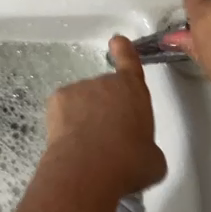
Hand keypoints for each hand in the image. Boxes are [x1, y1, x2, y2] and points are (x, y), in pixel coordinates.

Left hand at [43, 36, 167, 195]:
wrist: (88, 170)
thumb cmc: (129, 163)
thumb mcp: (153, 159)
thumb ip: (147, 145)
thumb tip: (140, 151)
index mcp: (133, 91)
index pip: (129, 62)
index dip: (124, 51)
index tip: (117, 41)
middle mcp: (105, 82)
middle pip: (106, 91)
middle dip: (106, 109)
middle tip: (109, 140)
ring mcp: (79, 88)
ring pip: (83, 102)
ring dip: (86, 117)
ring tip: (89, 149)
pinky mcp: (57, 100)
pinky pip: (65, 110)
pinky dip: (67, 123)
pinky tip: (72, 145)